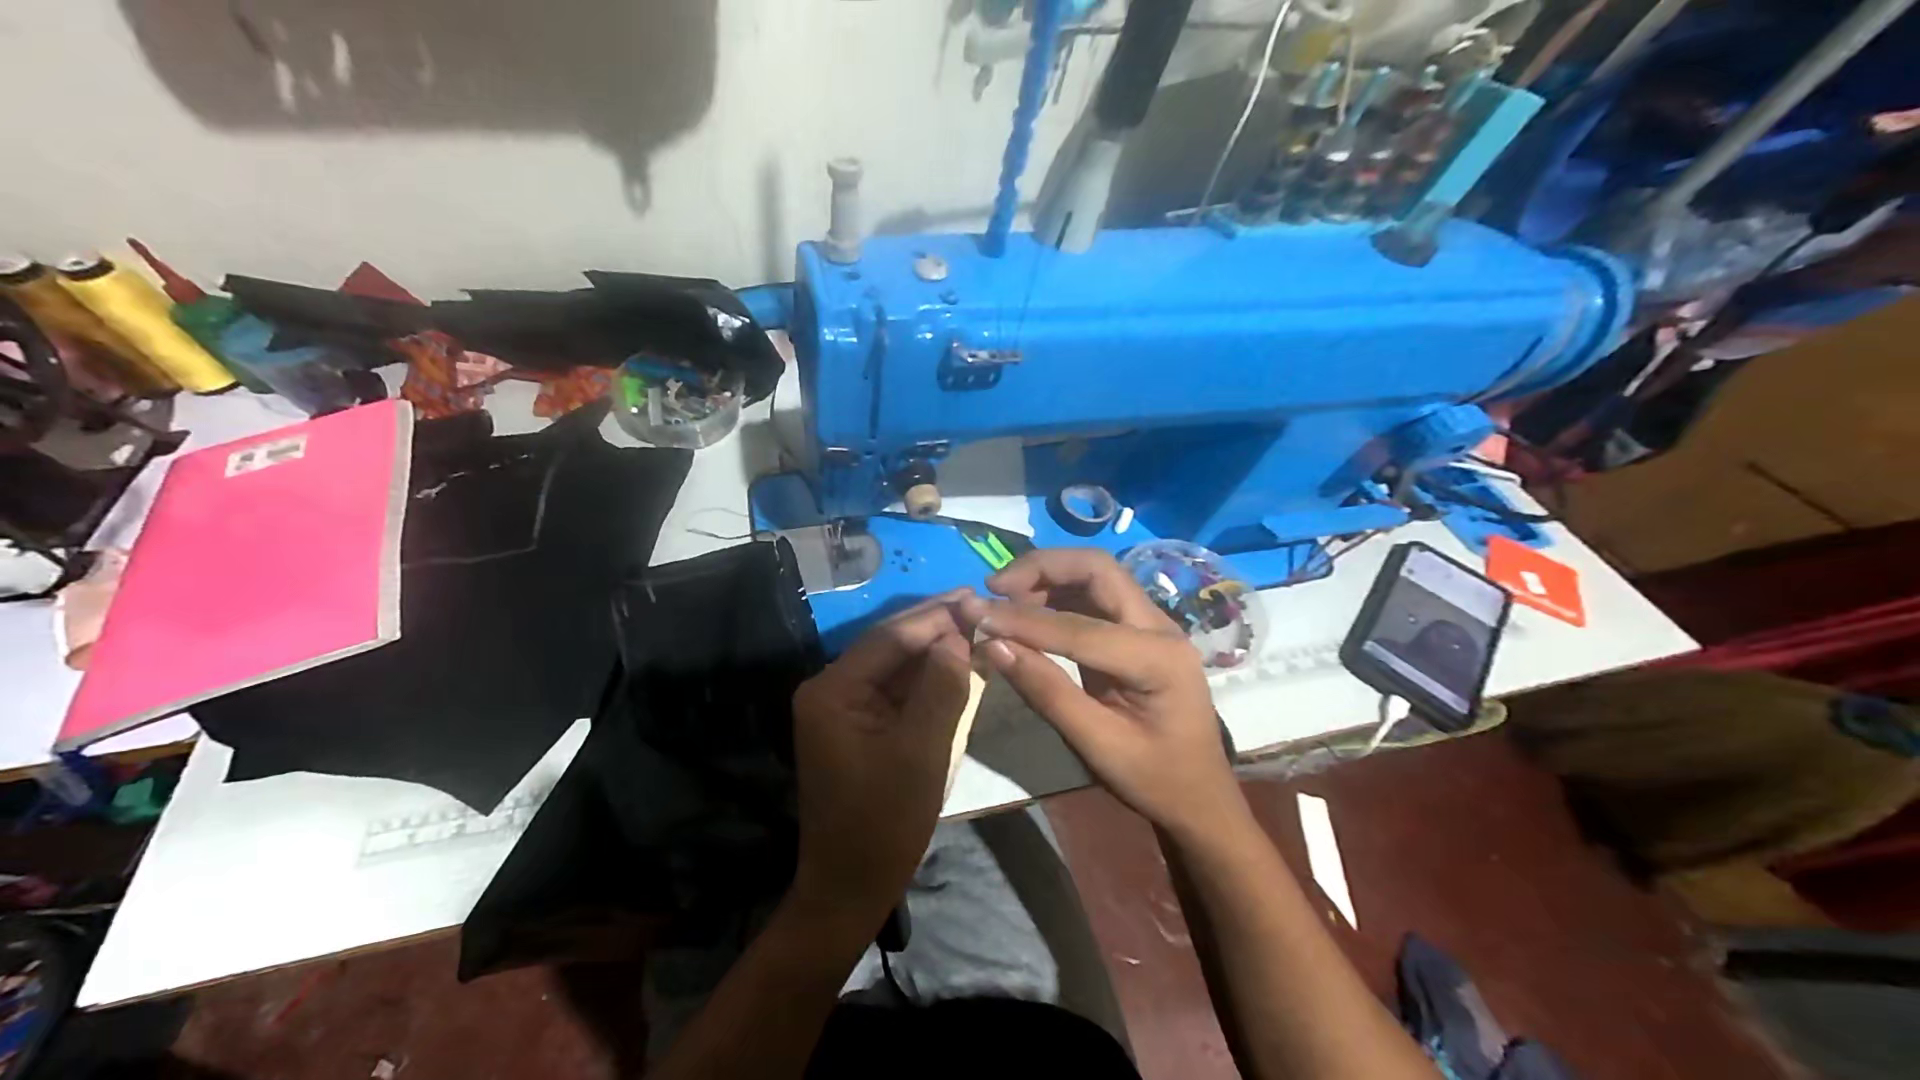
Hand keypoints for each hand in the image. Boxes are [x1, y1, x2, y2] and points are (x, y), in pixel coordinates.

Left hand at [790, 590, 974, 918]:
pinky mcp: (858, 726)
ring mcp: (843, 708)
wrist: (851, 885)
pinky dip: (926, 679)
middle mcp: (831, 689)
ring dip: (934, 650)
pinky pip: (895, 690)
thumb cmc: (883, 821)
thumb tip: (957, 638)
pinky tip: (956, 664)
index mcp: (833, 690)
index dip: (935, 616)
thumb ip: (940, 689)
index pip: (890, 638)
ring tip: (976, 626)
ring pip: (895, 666)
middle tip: (980, 604)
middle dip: (935, 627)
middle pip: (890, 646)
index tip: (976, 597)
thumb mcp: (920, 751)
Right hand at [959, 550, 1247, 839]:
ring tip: (1005, 596)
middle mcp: (1161, 627)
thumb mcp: (1098, 745)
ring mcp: (1154, 624)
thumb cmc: (1155, 778)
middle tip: (994, 586)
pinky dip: (1058, 594)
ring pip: (1097, 575)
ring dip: (1049, 576)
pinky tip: (1030, 610)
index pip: (1078, 626)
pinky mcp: (1140, 630)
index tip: (975, 613)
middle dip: (1042, 568)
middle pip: (1098, 570)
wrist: (1200, 794)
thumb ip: (1047, 692)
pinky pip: (1096, 596)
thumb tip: (993, 645)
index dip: (1022, 619)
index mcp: (1158, 659)